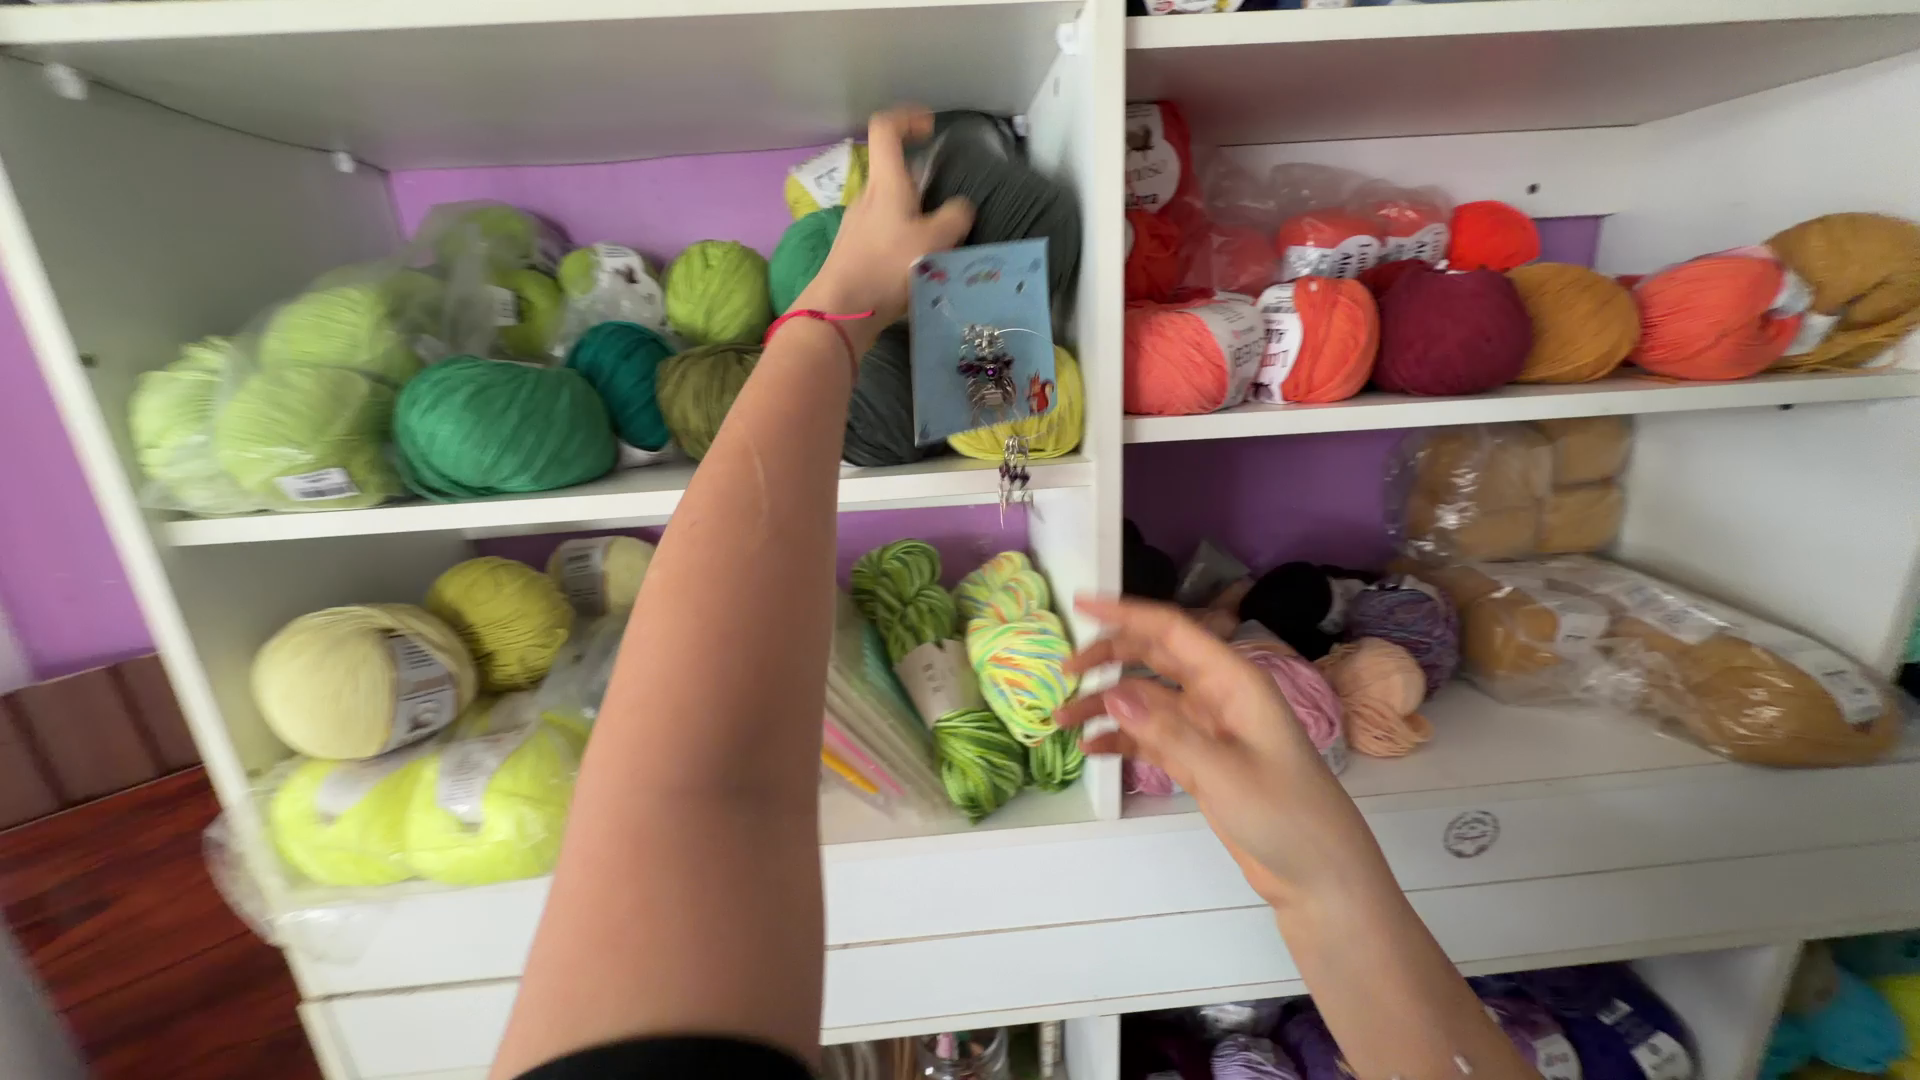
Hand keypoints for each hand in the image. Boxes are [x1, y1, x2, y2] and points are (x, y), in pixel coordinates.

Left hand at [793, 106, 973, 331]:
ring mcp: (856, 226)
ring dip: (912, 216)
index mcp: (885, 183)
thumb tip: (961, 208)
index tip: (929, 128)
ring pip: (888, 207)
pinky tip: (913, 265)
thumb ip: (955, 218)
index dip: (907, 118)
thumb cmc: (887, 267)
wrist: (841, 310)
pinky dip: (901, 240)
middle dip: (919, 180)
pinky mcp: (853, 252)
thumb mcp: (935, 241)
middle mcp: (866, 198)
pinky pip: (882, 234)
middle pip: (890, 173)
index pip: (886, 128)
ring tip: (935, 242)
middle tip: (944, 202)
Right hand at [1055, 596, 1373, 907]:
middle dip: (1107, 658)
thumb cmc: (1286, 815)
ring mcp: (1205, 728)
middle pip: (1152, 658)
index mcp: (1232, 680)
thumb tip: (1111, 695)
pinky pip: (1149, 736)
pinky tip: (1091, 749)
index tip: (1079, 603)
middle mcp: (1215, 694)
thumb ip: (1167, 732)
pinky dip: (1120, 738)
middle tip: (1064, 671)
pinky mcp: (1197, 759)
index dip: (1125, 613)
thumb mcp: (1226, 772)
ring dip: (1105, 705)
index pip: (1171, 630)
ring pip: (1144, 700)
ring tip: (1061, 720)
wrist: (1320, 877)